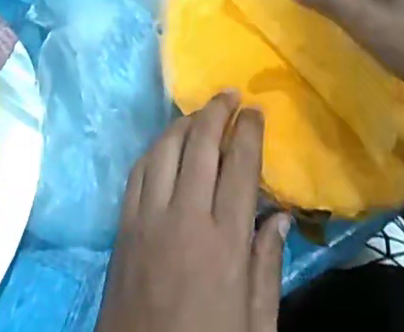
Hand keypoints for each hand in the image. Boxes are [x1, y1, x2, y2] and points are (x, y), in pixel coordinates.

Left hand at [95, 93, 289, 331]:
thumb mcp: (256, 326)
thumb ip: (268, 267)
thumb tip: (282, 215)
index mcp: (225, 242)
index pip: (240, 165)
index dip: (249, 130)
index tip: (256, 110)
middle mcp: (185, 218)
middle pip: (201, 144)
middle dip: (217, 110)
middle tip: (231, 94)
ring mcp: (148, 219)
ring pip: (166, 149)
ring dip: (185, 122)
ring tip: (201, 112)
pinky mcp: (122, 229)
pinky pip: (138, 171)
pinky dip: (155, 149)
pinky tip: (167, 145)